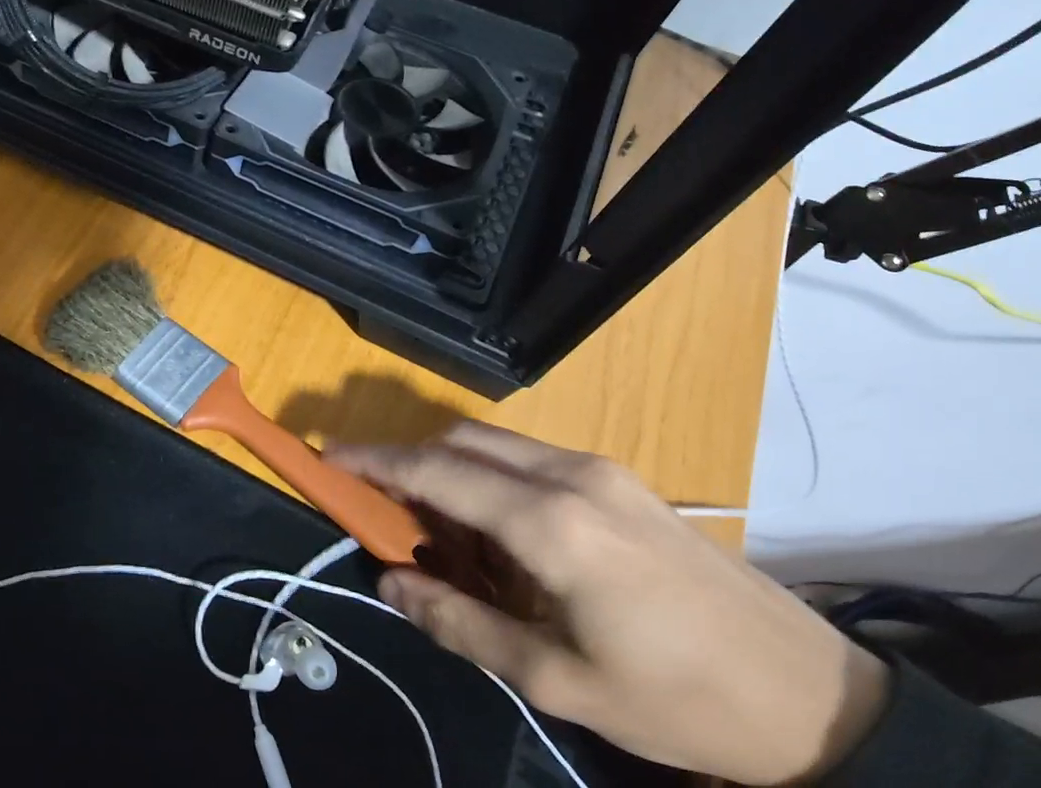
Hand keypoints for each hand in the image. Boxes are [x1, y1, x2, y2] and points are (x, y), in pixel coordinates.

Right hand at [329, 423, 888, 785]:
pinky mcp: (624, 482)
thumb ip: (459, 624)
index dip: (373, 462)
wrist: (816, 700)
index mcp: (550, 525)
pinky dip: (492, 479)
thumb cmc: (679, 701)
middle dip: (408, 464)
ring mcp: (604, 472)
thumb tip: (388, 583)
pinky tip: (499, 534)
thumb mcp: (556, 681)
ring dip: (451, 473)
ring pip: (495, 446)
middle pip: (460, 443)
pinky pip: (532, 460)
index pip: (435, 472)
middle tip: (381, 513)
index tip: (327, 458)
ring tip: (441, 536)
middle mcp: (572, 476)